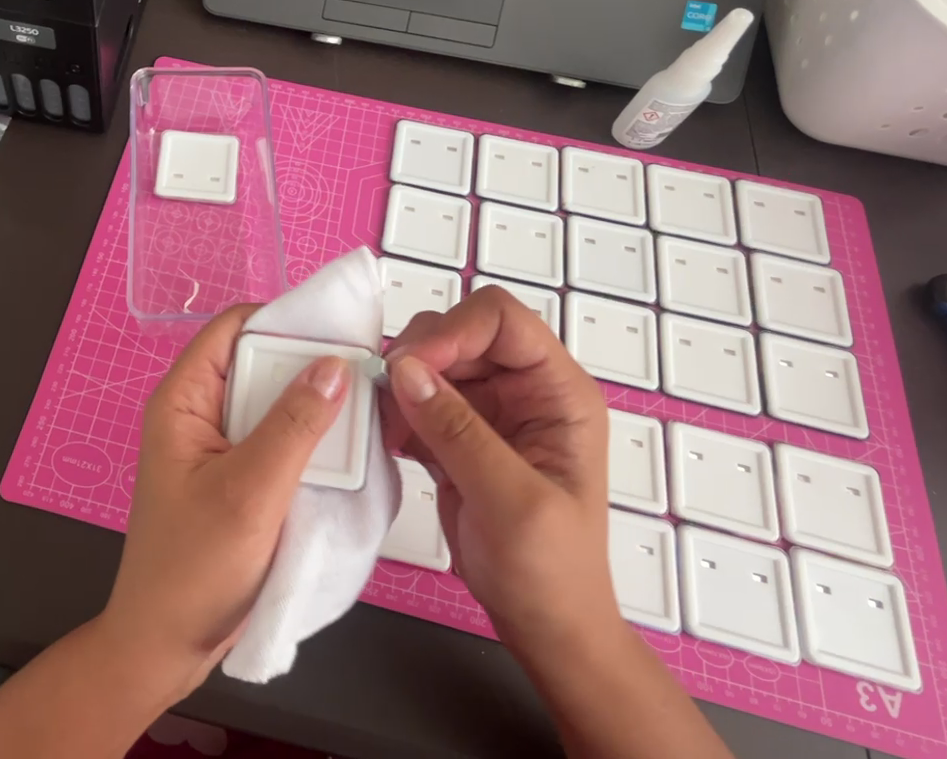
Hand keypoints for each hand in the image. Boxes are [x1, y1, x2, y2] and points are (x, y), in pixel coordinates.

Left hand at [101, 305, 351, 698]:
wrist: (168, 645)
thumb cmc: (194, 568)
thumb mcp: (250, 491)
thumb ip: (294, 426)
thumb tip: (335, 365)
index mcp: (184, 400)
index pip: (233, 329)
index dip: (282, 320)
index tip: (338, 329)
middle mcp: (199, 413)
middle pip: (257, 363)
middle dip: (307, 365)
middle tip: (366, 373)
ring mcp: (218, 446)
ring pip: (272, 403)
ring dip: (313, 406)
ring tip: (366, 408)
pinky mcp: (237, 477)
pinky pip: (277, 440)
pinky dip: (308, 441)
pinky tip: (345, 450)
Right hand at [382, 286, 618, 659]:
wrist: (543, 624)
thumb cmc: (550, 570)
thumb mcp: (511, 501)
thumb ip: (458, 431)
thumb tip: (403, 369)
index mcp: (558, 392)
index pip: (502, 321)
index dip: (454, 331)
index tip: (410, 367)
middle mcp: (523, 390)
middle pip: (460, 333)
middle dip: (420, 356)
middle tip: (390, 397)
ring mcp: (488, 411)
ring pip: (431, 361)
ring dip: (401, 384)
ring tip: (388, 427)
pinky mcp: (456, 433)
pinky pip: (416, 398)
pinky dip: (395, 411)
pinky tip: (391, 442)